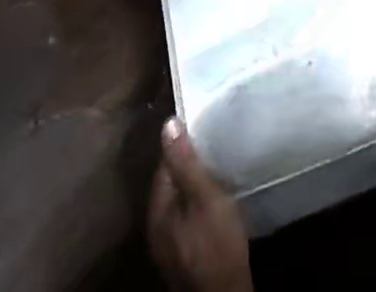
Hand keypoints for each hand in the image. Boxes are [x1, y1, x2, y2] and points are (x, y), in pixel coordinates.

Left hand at [147, 118, 251, 291]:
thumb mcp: (205, 198)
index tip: (203, 126)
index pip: (165, 164)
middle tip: (215, 143)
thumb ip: (186, 163)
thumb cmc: (216, 243)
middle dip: (190, 162)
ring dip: (196, 183)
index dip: (183, 143)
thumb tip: (168, 123)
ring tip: (219, 165)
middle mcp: (157, 224)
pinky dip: (200, 201)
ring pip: (180, 200)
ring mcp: (169, 241)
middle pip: (171, 183)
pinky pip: (188, 215)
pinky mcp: (184, 251)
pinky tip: (217, 198)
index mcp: (157, 208)